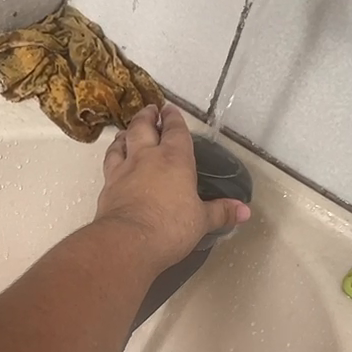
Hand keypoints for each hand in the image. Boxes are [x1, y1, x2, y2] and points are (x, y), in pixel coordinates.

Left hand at [94, 104, 249, 270]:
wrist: (128, 242)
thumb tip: (244, 211)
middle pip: (142, 127)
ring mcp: (123, 170)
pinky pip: (108, 163)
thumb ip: (221, 212)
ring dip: (125, 133)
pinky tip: (113, 161)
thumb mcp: (201, 221)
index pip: (174, 130)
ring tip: (127, 131)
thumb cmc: (170, 227)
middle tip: (149, 110)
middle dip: (147, 116)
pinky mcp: (107, 186)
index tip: (170, 109)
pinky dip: (112, 157)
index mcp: (174, 159)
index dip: (173, 118)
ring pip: (121, 142)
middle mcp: (146, 157)